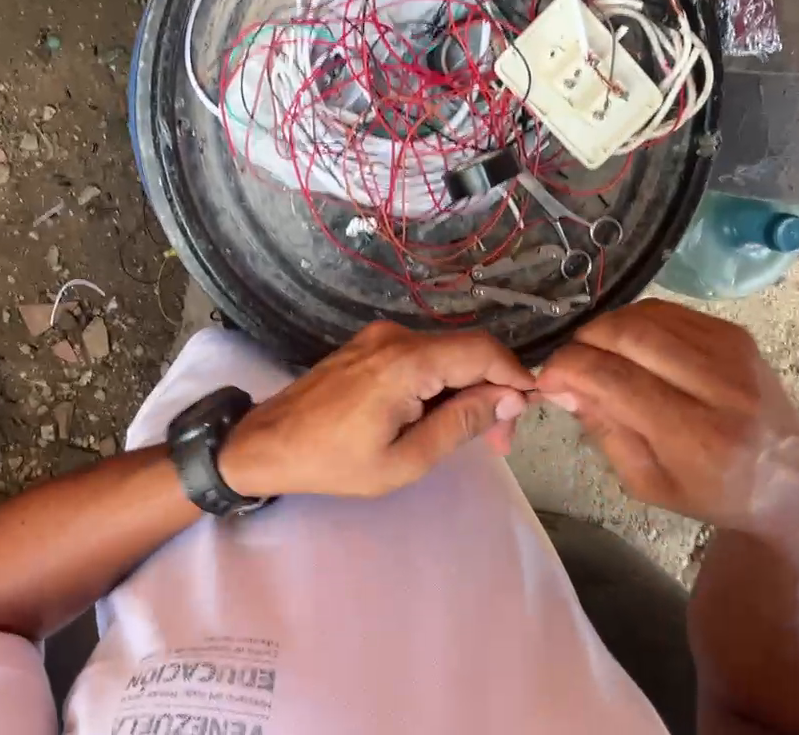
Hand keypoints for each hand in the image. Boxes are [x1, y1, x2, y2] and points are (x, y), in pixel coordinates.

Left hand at [219, 322, 533, 498]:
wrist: (268, 442)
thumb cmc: (334, 461)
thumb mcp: (406, 458)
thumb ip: (461, 423)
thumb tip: (510, 398)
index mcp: (407, 361)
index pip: (482, 350)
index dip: (515, 375)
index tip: (530, 412)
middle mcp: (396, 336)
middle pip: (466, 350)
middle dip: (492, 389)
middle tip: (499, 440)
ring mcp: (379, 337)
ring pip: (445, 353)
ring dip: (466, 387)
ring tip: (468, 433)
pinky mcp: (369, 345)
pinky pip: (420, 355)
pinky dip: (439, 381)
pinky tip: (436, 415)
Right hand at [537, 299, 798, 542]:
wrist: (790, 487)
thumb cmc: (711, 494)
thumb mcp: (645, 481)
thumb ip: (602, 428)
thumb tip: (559, 382)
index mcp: (698, 438)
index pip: (615, 379)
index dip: (568, 368)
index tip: (547, 378)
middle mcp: (722, 389)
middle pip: (628, 336)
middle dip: (583, 342)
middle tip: (569, 363)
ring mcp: (734, 355)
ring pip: (645, 315)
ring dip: (605, 329)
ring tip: (596, 354)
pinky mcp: (737, 336)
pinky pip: (666, 311)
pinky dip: (634, 321)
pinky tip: (628, 345)